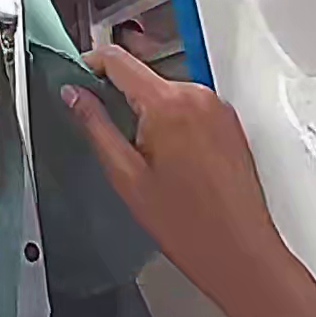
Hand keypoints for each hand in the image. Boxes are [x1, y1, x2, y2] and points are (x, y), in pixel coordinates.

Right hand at [62, 45, 301, 316]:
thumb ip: (95, 124)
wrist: (242, 257)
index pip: (118, 59)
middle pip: (142, 74)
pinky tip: (167, 156)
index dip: (91, 62)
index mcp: (168, 103)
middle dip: (118, 94)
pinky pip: (187, 103)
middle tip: (102, 126)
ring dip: (145, 108)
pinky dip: (170, 117)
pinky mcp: (228, 119)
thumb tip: (73, 93)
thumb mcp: (126, 175)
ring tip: (140, 153)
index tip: (76, 76)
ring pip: (164, 90)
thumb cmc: (188, 226)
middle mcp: (197, 94)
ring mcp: (216, 106)